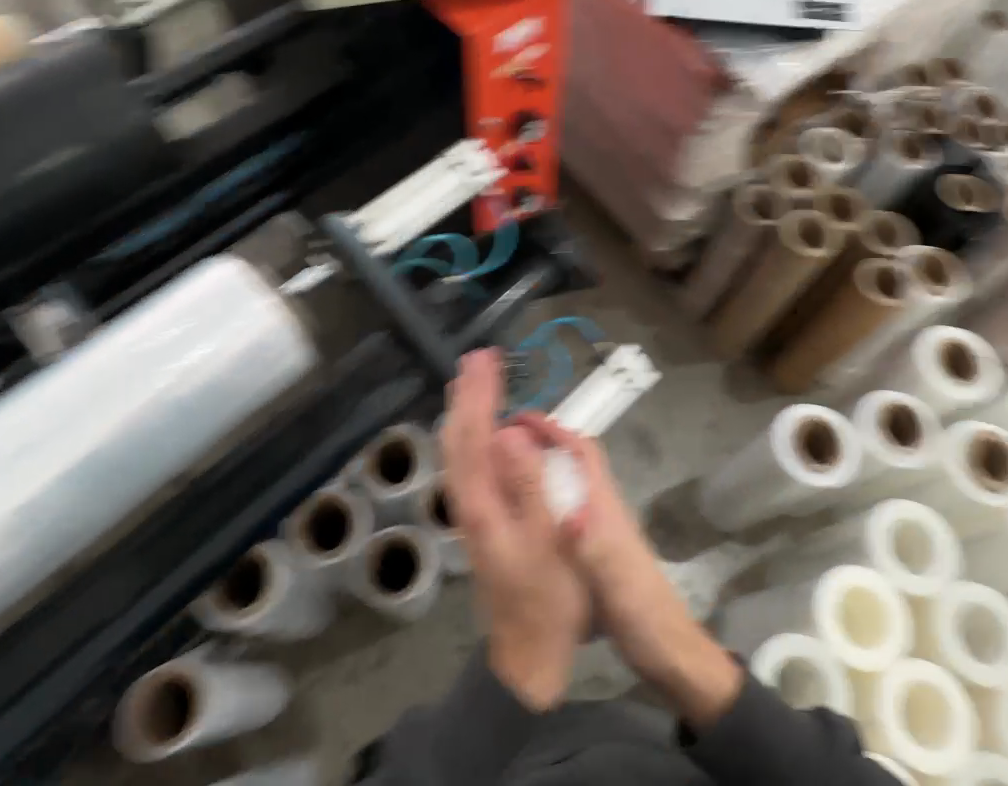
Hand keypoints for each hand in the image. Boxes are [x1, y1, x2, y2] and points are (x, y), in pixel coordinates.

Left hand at [442, 349, 590, 710]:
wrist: (530, 651)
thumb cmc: (548, 596)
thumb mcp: (546, 542)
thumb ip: (527, 486)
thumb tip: (508, 431)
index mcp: (482, 502)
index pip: (474, 435)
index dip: (480, 394)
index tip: (489, 358)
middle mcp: (468, 503)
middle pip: (459, 438)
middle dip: (467, 394)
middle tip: (479, 357)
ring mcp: (472, 514)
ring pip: (459, 452)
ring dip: (466, 412)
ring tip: (473, 382)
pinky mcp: (481, 523)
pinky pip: (469, 465)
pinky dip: (472, 436)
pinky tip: (485, 435)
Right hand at [528, 419, 744, 730]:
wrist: (669, 653)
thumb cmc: (643, 615)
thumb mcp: (617, 585)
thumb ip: (595, 549)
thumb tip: (569, 511)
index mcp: (606, 511)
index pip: (583, 454)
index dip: (554, 431)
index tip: (517, 419)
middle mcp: (602, 513)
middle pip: (574, 464)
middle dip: (541, 445)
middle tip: (495, 443)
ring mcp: (600, 534)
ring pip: (567, 488)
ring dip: (538, 472)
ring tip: (498, 474)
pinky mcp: (595, 556)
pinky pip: (562, 515)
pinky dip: (541, 505)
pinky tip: (519, 520)